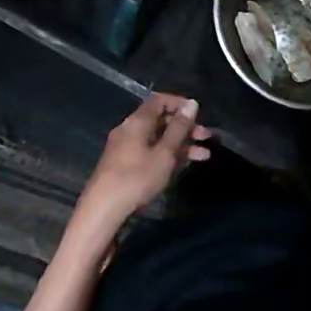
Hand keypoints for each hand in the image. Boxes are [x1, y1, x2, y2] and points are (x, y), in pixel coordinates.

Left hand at [72, 93, 211, 243]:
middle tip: (207, 137)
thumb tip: (192, 103)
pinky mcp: (125, 164)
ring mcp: (126, 147)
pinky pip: (151, 151)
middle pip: (161, 120)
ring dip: (181, 144)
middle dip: (186, 127)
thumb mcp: (164, 153)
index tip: (199, 114)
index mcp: (137, 121)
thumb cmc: (137, 178)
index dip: (180, 104)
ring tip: (204, 156)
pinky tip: (183, 165)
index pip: (160, 100)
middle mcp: (130, 129)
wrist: (103, 210)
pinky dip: (168, 155)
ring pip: (158, 138)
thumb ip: (180, 128)